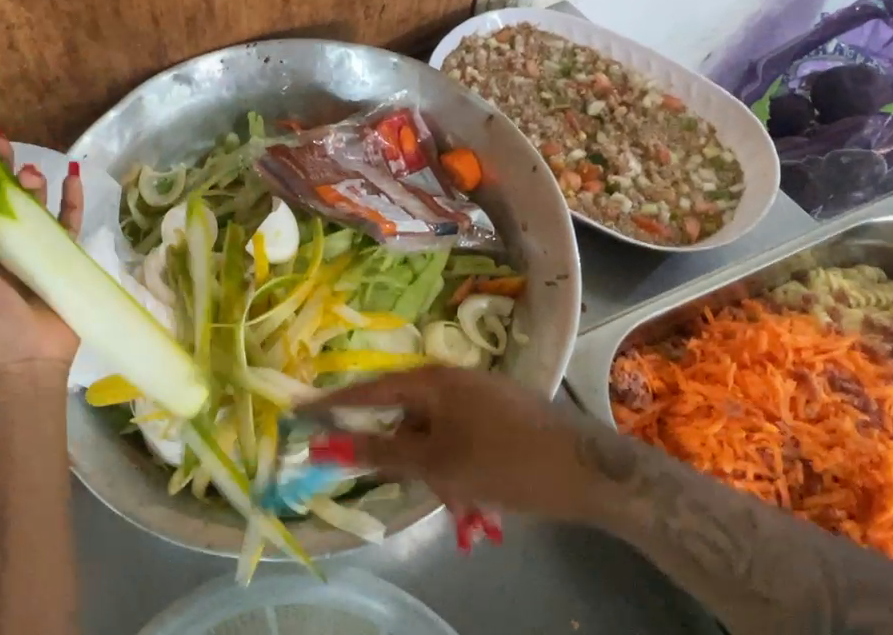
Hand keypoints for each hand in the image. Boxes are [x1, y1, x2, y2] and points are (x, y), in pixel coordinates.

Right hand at [309, 365, 602, 516]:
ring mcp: (479, 396)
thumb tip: (333, 443)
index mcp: (432, 381)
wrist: (590, 470)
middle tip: (422, 493)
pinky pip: (463, 443)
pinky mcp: (501, 415)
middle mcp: (452, 380)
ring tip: (467, 512)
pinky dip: (462, 472)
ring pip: (437, 438)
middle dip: (408, 461)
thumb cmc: (505, 461)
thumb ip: (383, 453)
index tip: (301, 411)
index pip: (369, 391)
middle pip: (406, 419)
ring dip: (441, 475)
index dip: (334, 404)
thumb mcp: (438, 463)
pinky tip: (483, 505)